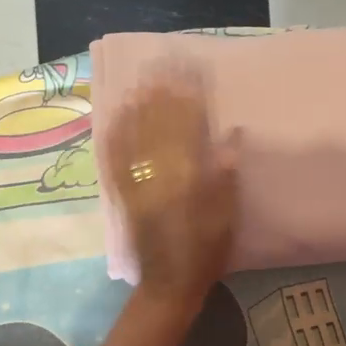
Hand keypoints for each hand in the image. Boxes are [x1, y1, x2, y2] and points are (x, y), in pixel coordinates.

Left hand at [103, 78, 240, 306]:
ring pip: (135, 135)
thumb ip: (226, 176)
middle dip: (163, 91)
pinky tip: (116, 114)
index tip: (192, 69)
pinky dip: (115, 133)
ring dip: (138, 105)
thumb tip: (231, 134)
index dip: (190, 95)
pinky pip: (114, 158)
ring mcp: (137, 182)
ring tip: (143, 78)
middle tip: (165, 62)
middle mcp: (158, 174)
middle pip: (159, 123)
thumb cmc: (205, 251)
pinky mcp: (122, 193)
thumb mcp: (226, 216)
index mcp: (187, 177)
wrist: (169, 283)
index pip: (189, 126)